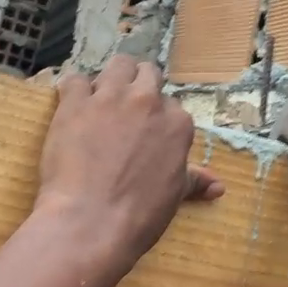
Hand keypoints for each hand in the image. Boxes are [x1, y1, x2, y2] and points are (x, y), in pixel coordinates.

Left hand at [35, 55, 222, 273]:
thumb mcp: (174, 196)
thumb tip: (217, 186)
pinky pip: (74, 79)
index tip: (145, 133)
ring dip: (110, 77)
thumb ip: (193, 181)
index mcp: (177, 123)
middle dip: (138, 86)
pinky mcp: (75, 101)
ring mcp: (110, 97)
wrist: (90, 221)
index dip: (157, 118)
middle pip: (147, 74)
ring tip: (99, 98)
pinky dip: (73, 89)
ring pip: (117, 65)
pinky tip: (70, 106)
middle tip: (124, 108)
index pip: (171, 105)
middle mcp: (147, 101)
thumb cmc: (139, 215)